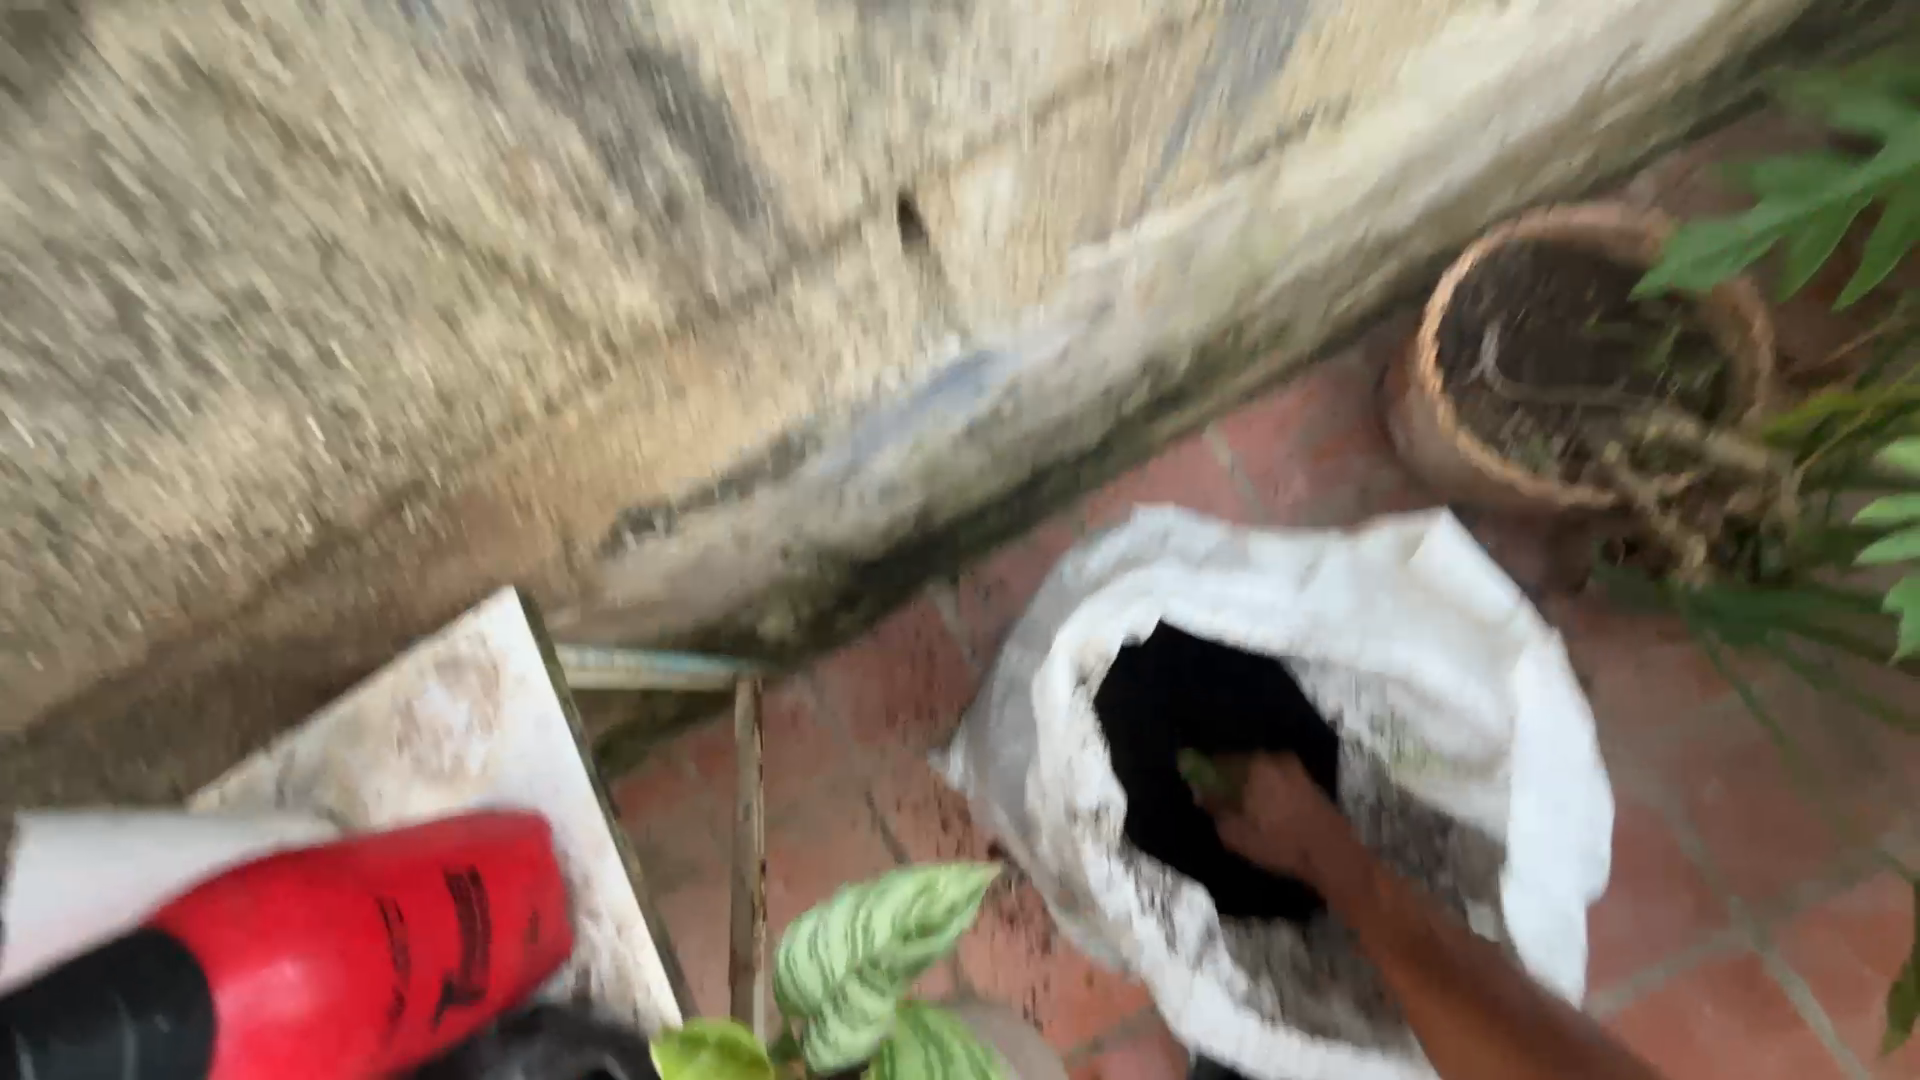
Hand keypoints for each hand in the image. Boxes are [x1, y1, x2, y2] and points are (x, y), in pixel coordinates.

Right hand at [1201, 753, 1363, 887]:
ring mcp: (1294, 768)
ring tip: (1242, 804)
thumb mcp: (1236, 834)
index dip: (1203, 773)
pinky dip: (1267, 788)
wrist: (1334, 855)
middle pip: (1239, 762)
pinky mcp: (1308, 782)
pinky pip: (1276, 778)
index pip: (1216, 760)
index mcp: (1252, 764)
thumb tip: (1201, 794)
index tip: (1197, 785)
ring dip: (1248, 782)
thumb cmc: (1280, 843)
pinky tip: (1265, 807)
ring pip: (1260, 770)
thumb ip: (1215, 810)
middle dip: (1226, 776)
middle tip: (1218, 796)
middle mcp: (1272, 758)